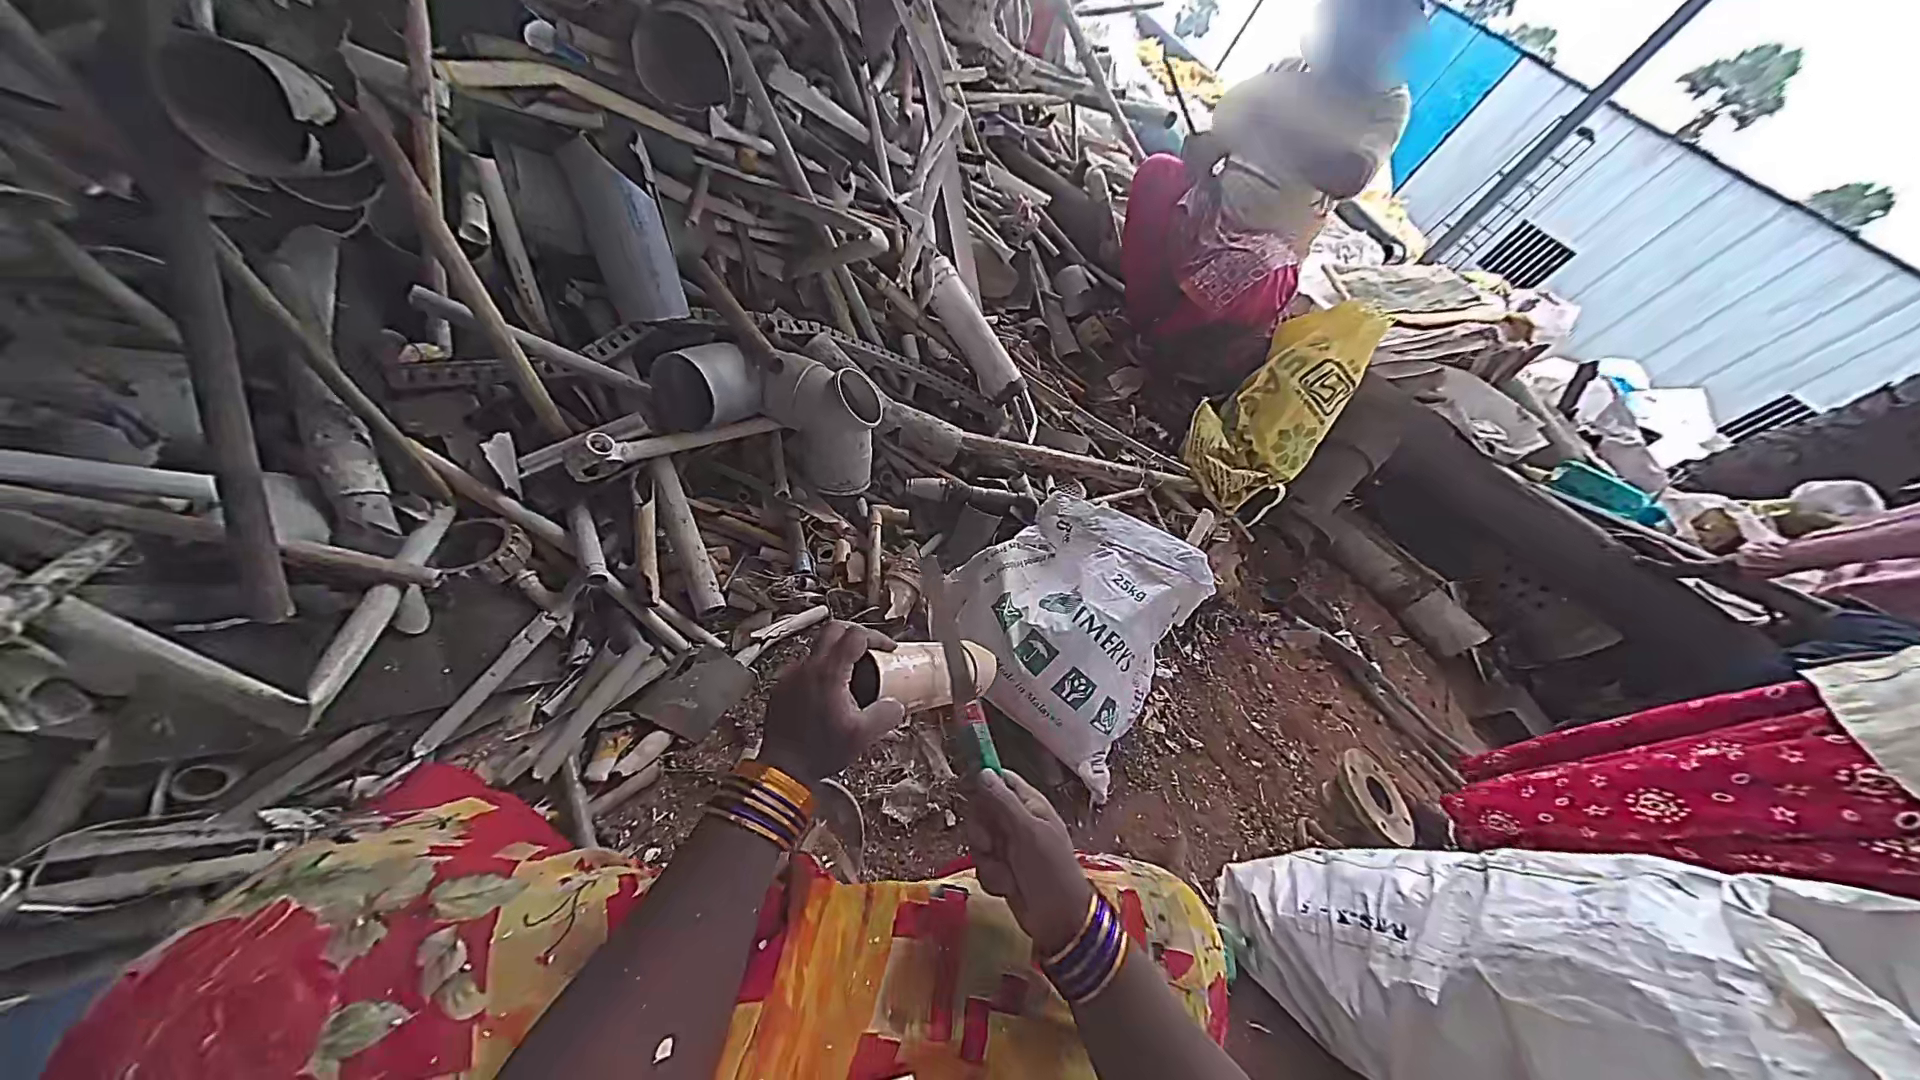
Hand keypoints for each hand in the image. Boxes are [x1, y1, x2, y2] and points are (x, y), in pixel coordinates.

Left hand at [758, 621, 904, 784]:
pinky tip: (832, 692)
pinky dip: (822, 669)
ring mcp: (791, 676)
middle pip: (834, 629)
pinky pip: (806, 666)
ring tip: (853, 675)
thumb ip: (886, 715)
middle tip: (871, 649)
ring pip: (818, 647)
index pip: (855, 635)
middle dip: (856, 634)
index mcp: (829, 674)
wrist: (783, 769)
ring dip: (838, 653)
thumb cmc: (818, 752)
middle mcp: (807, 668)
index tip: (887, 649)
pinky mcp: (782, 687)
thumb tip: (896, 705)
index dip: (877, 637)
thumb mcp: (863, 736)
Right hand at [966, 769, 1094, 955]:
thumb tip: (983, 771)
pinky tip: (1007, 887)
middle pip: (981, 810)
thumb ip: (1003, 802)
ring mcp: (1008, 846)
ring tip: (1007, 873)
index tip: (972, 796)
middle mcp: (1016, 821)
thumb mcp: (1027, 832)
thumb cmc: (1050, 870)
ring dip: (988, 859)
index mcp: (1029, 804)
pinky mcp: (1001, 869)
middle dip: (982, 831)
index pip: (1001, 779)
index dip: (984, 783)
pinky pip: (982, 864)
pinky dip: (992, 876)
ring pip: (978, 840)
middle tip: (993, 844)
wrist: (1060, 921)